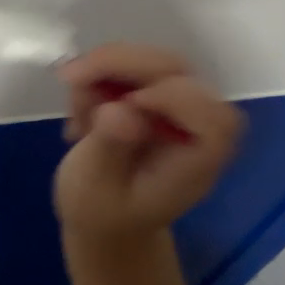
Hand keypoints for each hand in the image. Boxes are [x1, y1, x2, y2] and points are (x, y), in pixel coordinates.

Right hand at [54, 45, 242, 238]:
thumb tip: (121, 110)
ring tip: (72, 98)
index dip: (176, 98)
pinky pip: (134, 68)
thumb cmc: (101, 212)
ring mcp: (176, 110)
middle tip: (72, 76)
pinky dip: (101, 74)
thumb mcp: (94, 188)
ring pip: (154, 62)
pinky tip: (79, 104)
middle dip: (124, 65)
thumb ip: (109, 149)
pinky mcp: (155, 98)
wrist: (105, 221)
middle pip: (180, 74)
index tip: (127, 102)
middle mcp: (194, 128)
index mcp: (195, 162)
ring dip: (106, 67)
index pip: (213, 118)